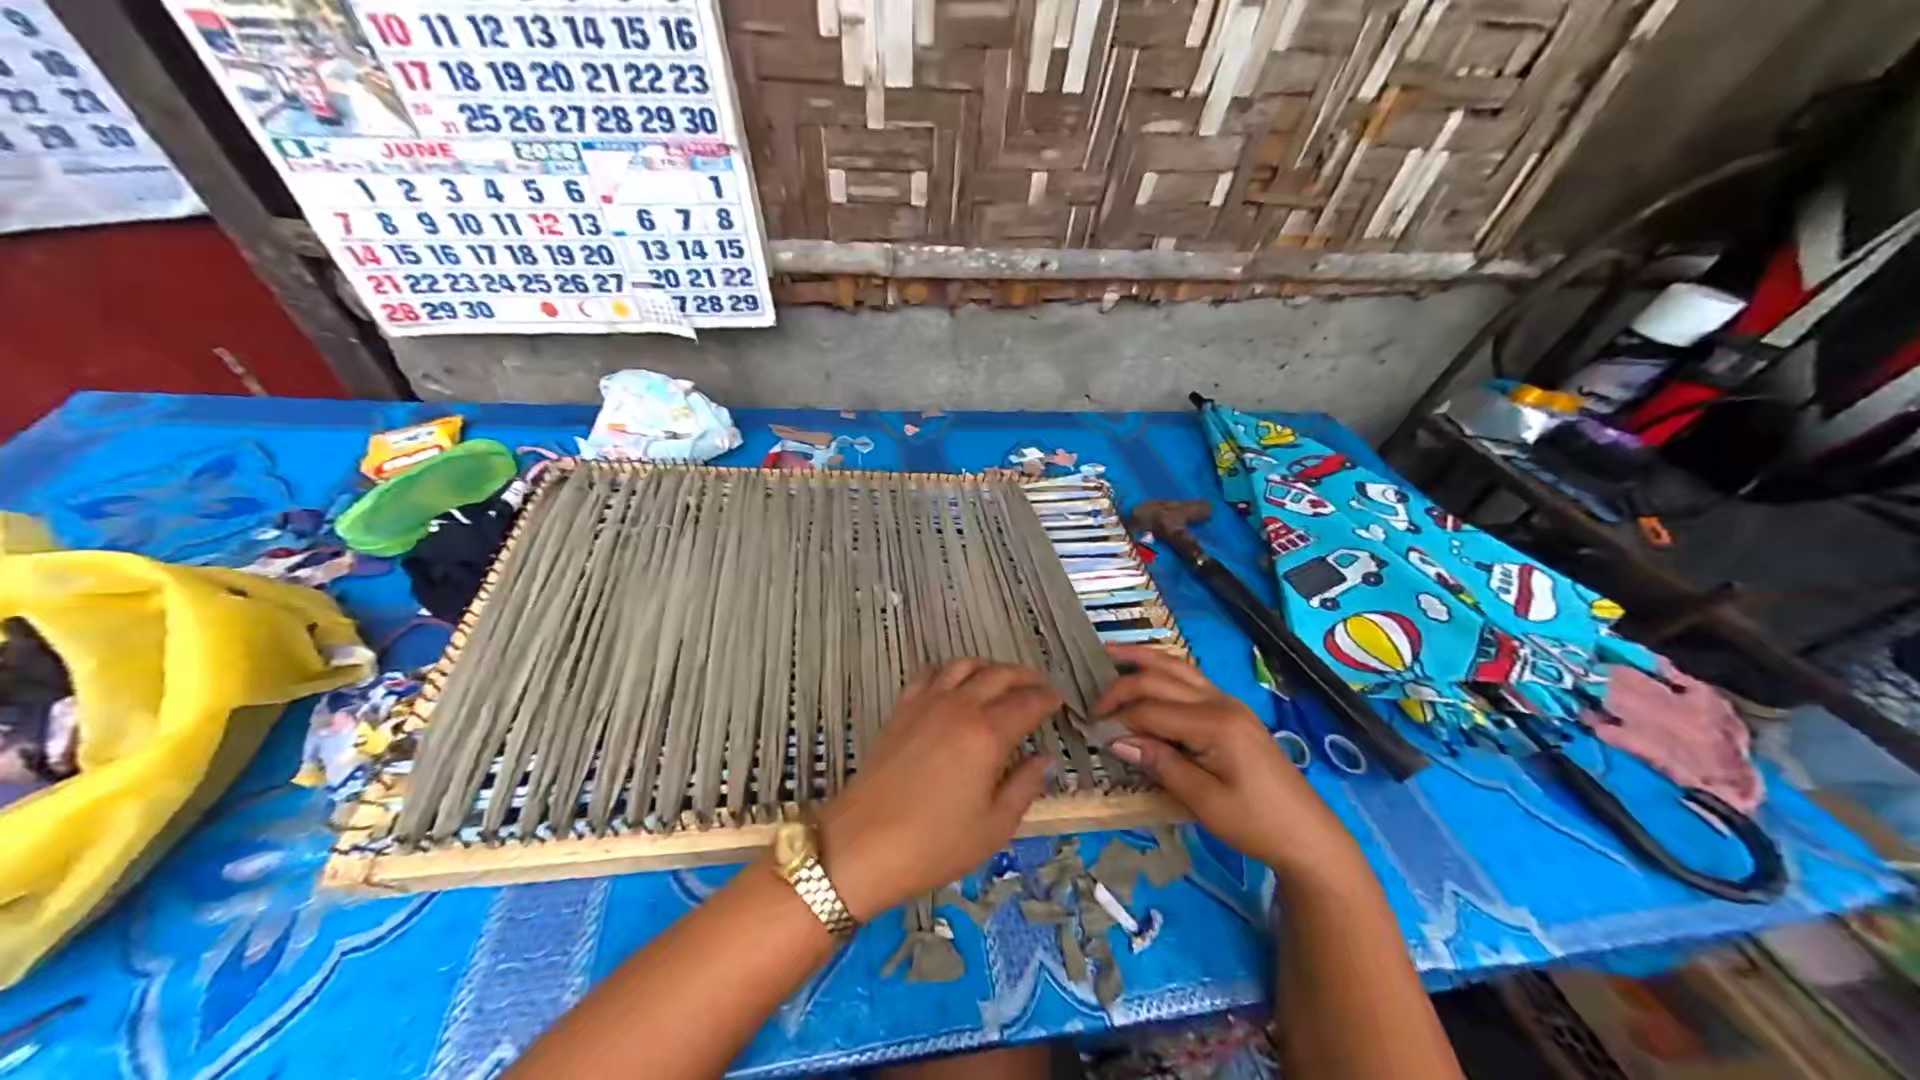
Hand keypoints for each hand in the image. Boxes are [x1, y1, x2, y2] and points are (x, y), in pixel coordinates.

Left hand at [815, 659, 1059, 919]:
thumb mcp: (994, 827)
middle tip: (1039, 688)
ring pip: (965, 665)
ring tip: (1002, 682)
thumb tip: (1041, 757)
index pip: (1028, 702)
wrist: (862, 845)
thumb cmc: (934, 844)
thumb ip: (1024, 785)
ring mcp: (926, 703)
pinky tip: (956, 685)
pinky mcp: (901, 709)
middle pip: (999, 675)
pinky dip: (951, 671)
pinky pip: (931, 673)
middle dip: (1025, 677)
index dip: (1047, 699)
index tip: (1059, 702)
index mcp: (988, 734)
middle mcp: (959, 706)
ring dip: (990, 667)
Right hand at [1097, 645, 1367, 881]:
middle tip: (1090, 702)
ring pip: (1177, 667)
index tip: (1089, 731)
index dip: (1117, 718)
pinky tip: (1147, 671)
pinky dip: (1163, 670)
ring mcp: (1228, 702)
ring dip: (1142, 659)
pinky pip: (1190, 679)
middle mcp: (1220, 702)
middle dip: (1121, 686)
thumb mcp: (1203, 800)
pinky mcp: (1231, 711)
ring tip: (1109, 651)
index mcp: (1214, 723)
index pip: (1150, 709)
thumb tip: (1115, 738)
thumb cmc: (1255, 822)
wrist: (1308, 835)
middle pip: (1160, 679)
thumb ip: (1159, 763)